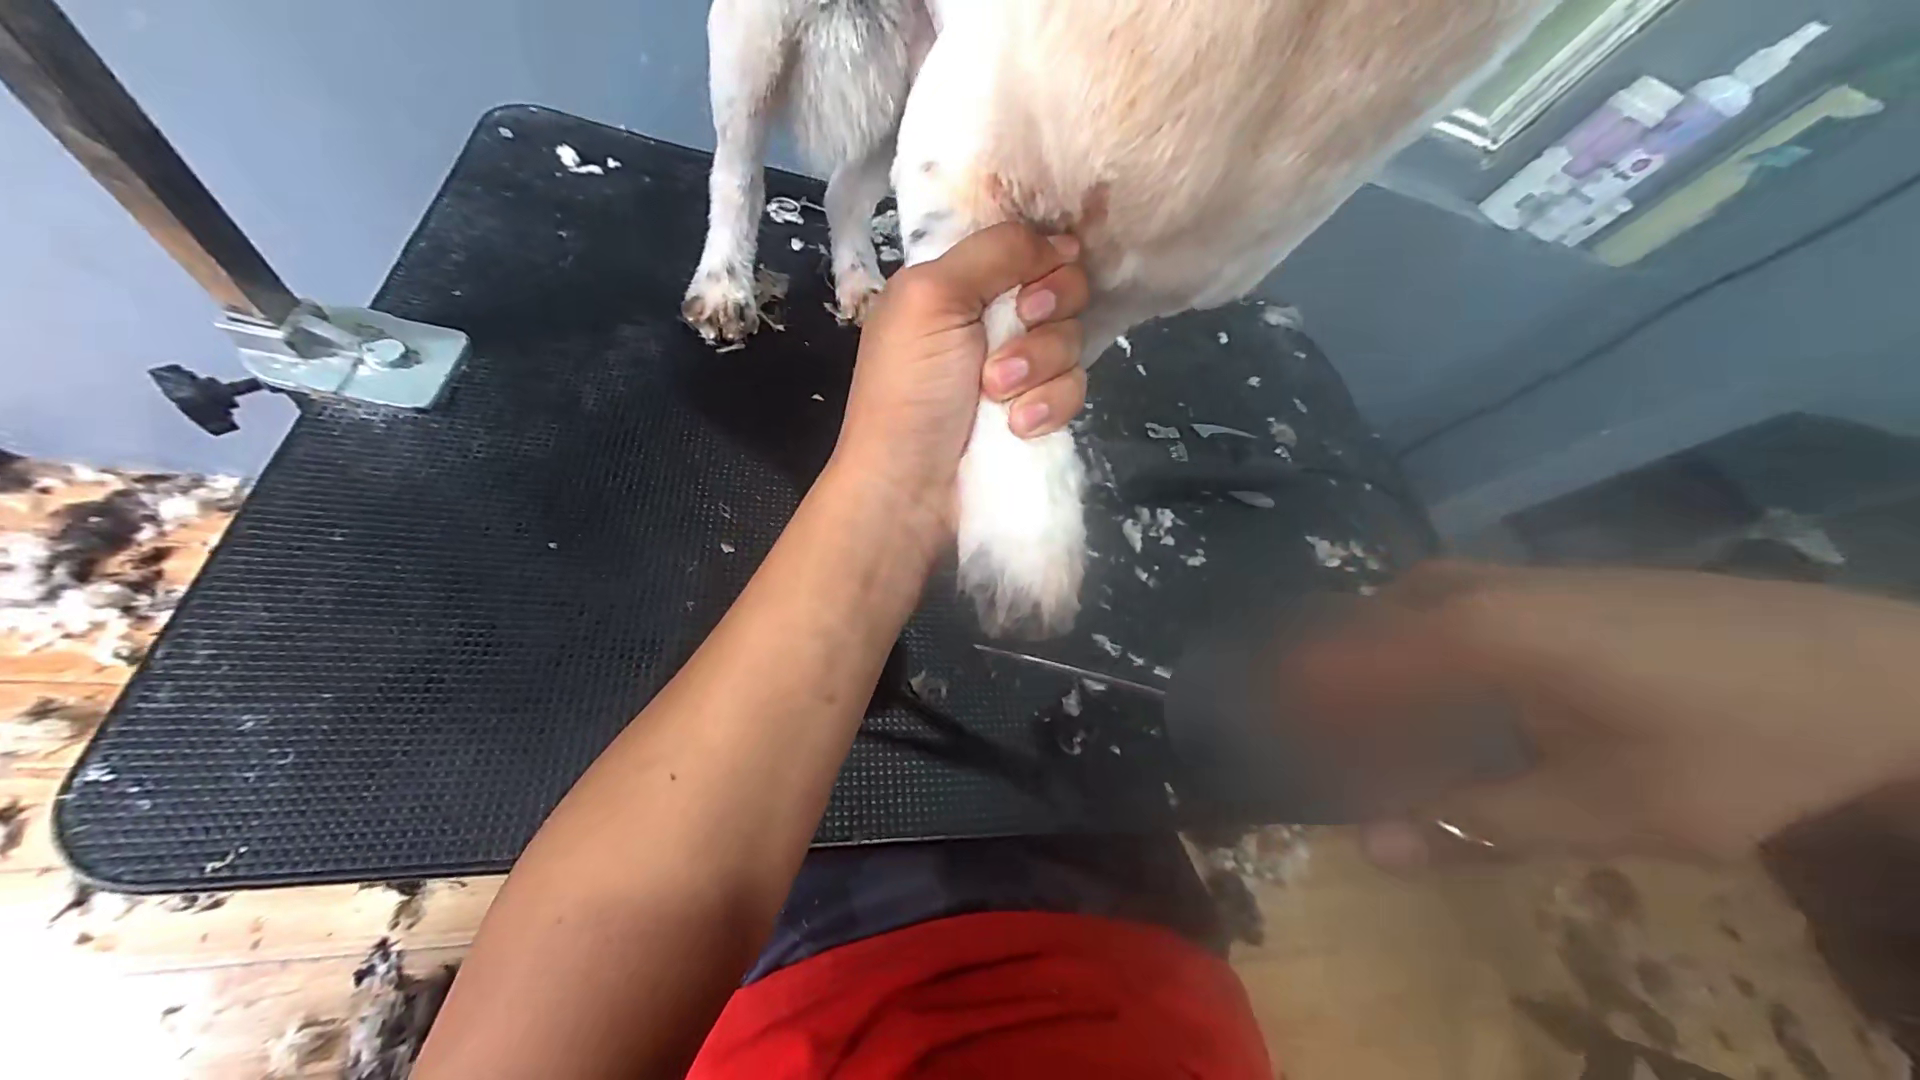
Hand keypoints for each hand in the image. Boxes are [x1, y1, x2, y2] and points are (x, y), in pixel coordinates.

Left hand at [830, 223, 1089, 527]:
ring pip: (1071, 340)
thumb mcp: (931, 299)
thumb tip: (1059, 239)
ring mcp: (1018, 367)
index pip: (1026, 246)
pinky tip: (1018, 426)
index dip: (1041, 258)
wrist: (910, 483)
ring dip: (1038, 367)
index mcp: (957, 282)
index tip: (1030, 283)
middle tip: (1012, 337)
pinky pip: (1073, 388)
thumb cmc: (909, 387)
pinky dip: (1048, 405)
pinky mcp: (1036, 409)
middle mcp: (991, 318)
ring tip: (996, 395)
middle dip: (1042, 316)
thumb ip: (994, 252)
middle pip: (1060, 289)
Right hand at [1284, 562, 1919, 862]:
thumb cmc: (1735, 745)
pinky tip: (1441, 682)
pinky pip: (1429, 601)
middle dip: (1329, 686)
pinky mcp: (1532, 579)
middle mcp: (1464, 591)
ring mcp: (1500, 575)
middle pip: (1356, 629)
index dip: (1303, 708)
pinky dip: (1405, 640)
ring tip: (1374, 718)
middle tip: (1333, 746)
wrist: (1877, 666)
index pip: (1342, 664)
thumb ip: (1474, 823)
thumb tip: (1369, 847)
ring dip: (1366, 659)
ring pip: (1389, 609)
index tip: (1283, 744)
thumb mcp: (1609, 811)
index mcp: (1469, 636)